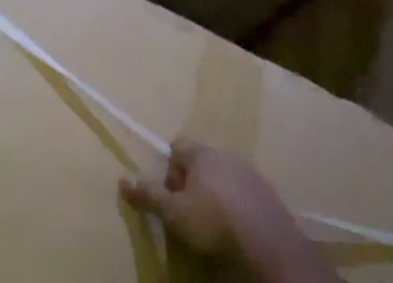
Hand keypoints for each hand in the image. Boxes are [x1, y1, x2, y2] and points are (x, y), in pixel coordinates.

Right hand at [119, 139, 280, 258]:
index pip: (176, 145)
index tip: (171, 194)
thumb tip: (123, 179)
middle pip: (201, 161)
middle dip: (192, 182)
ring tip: (213, 221)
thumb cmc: (213, 223)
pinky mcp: (270, 194)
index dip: (169, 169)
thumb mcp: (173, 213)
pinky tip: (236, 226)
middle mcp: (228, 155)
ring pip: (224, 176)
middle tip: (188, 211)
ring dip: (215, 192)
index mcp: (203, 154)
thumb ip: (148, 194)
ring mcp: (252, 173)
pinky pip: (244, 192)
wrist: (268, 247)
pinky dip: (236, 204)